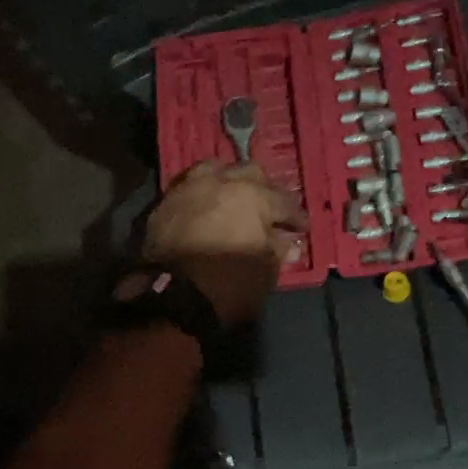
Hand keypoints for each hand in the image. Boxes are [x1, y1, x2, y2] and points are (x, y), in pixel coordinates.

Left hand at [143, 161, 307, 325]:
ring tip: (235, 198)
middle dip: (264, 189)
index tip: (301, 229)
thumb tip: (290, 243)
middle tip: (269, 210)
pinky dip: (204, 194)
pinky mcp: (166, 202)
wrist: (173, 298)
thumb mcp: (266, 271)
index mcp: (253, 197)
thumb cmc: (230, 285)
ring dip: (230, 181)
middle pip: (250, 173)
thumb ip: (279, 250)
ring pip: (216, 170)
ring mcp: (191, 188)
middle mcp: (222, 182)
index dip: (296, 217)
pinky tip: (207, 207)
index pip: (284, 202)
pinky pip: (191, 187)